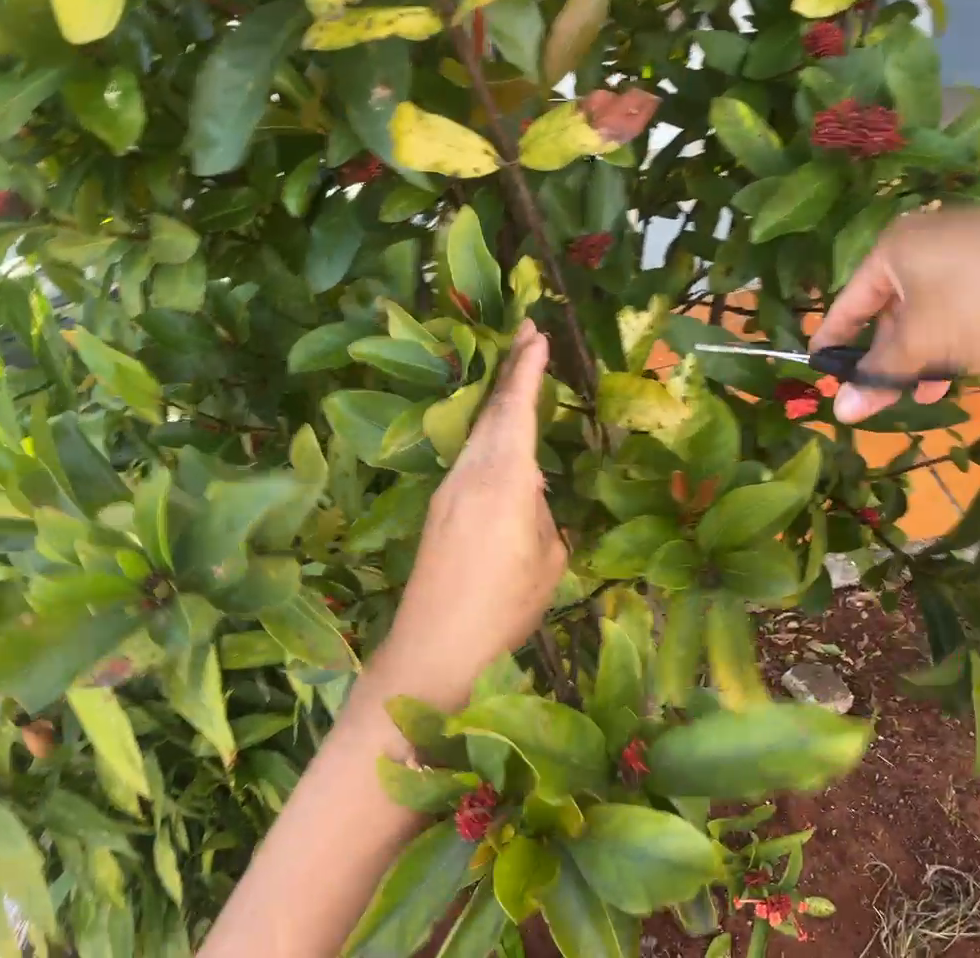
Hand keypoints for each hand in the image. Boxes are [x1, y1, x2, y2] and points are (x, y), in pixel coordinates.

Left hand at [377, 319, 566, 698]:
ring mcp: (448, 488)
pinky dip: (488, 430)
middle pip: (491, 410)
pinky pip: (468, 454)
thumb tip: (530, 490)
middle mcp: (470, 473)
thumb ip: (541, 513)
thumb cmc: (503, 607)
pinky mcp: (439, 507)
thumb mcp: (547, 561)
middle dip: (509, 369)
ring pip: (476, 430)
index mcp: (503, 481)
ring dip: (497, 399)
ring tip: (517, 374)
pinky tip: (502, 437)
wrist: (432, 645)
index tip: (538, 336)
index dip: (527, 371)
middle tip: (527, 334)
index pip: (516, 412)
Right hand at [812, 207, 979, 423]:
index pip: (848, 303)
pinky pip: (964, 299)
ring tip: (929, 391)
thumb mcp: (923, 344)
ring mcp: (971, 244)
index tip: (821, 374)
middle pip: (891, 307)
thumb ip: (878, 375)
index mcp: (894, 248)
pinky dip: (957, 333)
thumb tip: (839, 411)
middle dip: (888, 356)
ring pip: (930, 308)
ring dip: (924, 352)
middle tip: (886, 395)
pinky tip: (969, 359)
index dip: (834, 343)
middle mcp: (927, 238)